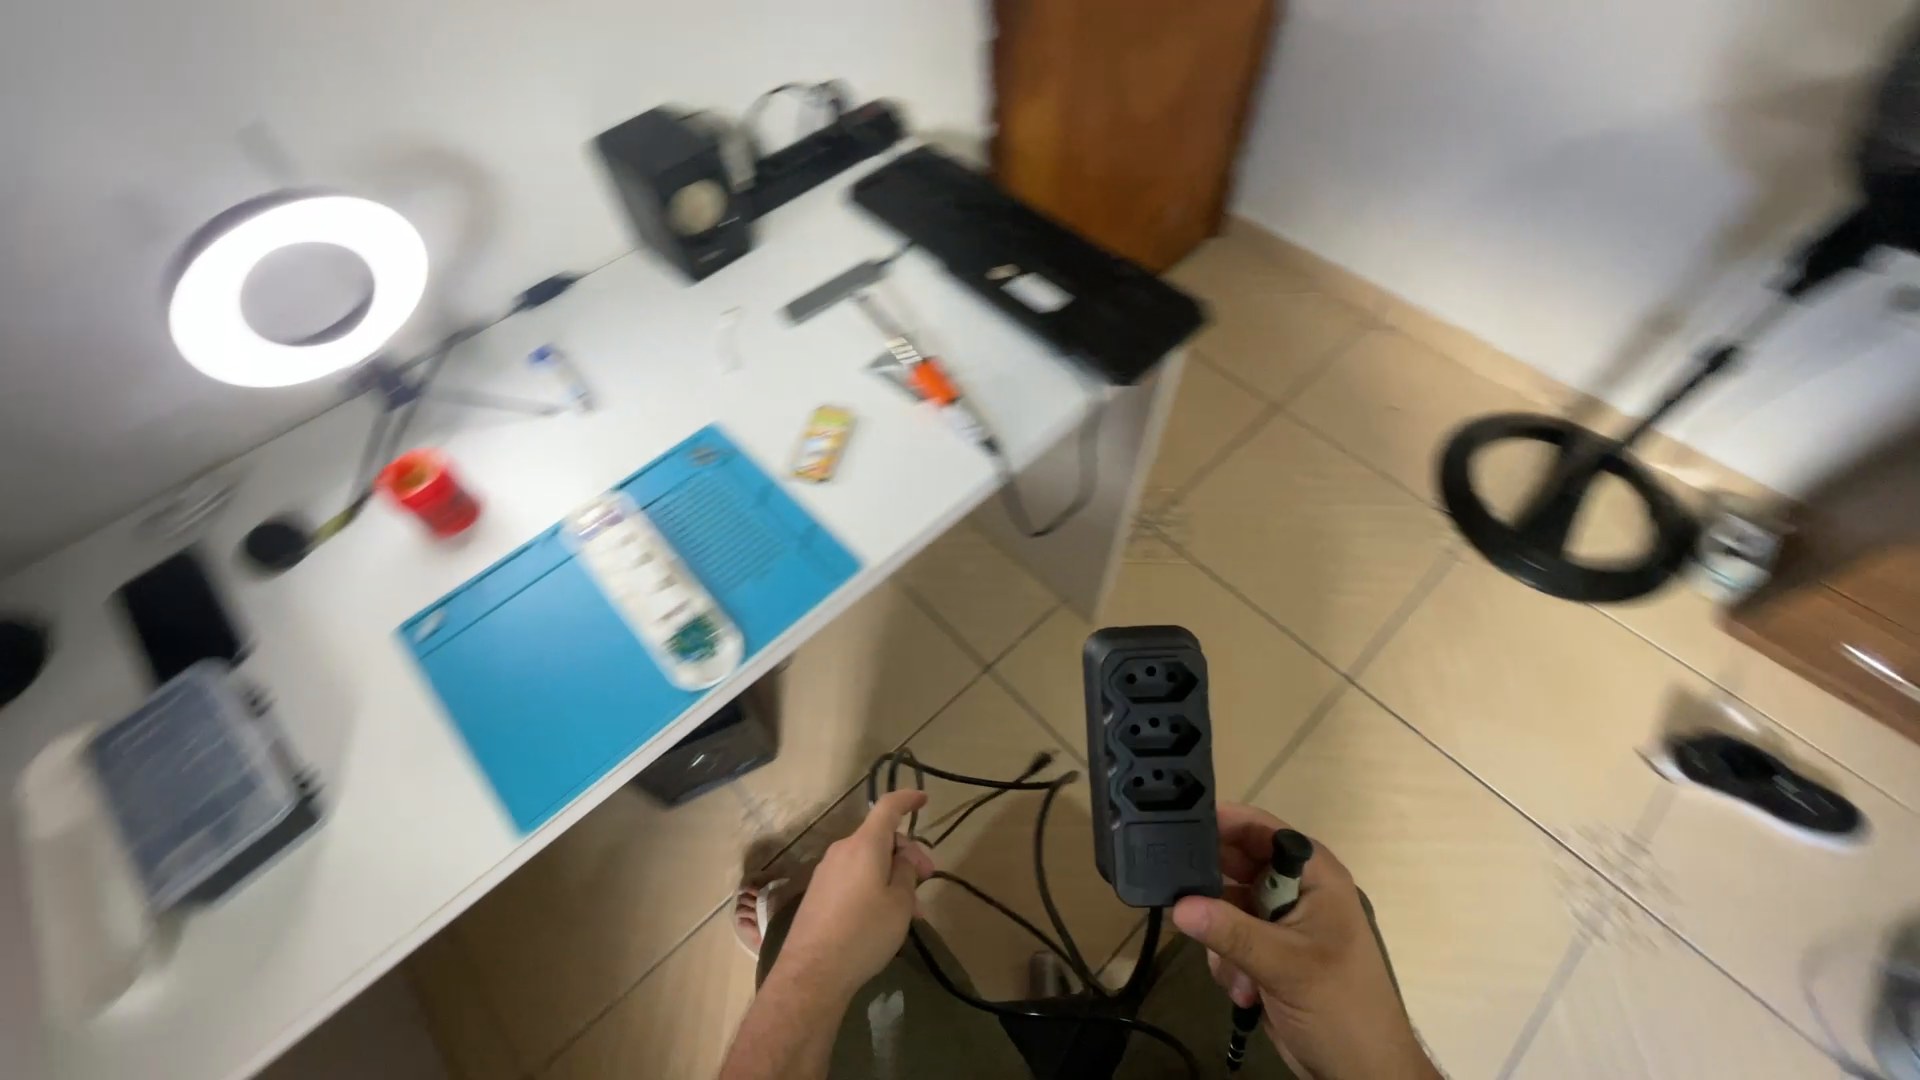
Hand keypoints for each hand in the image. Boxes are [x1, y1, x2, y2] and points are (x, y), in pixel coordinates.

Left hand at [771, 790, 934, 1002]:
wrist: (811, 973)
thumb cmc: (864, 932)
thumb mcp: (899, 903)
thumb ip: (906, 872)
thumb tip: (902, 856)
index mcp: (864, 844)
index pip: (888, 807)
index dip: (907, 799)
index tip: (923, 799)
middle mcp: (842, 850)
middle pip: (880, 838)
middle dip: (906, 854)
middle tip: (926, 879)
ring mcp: (826, 872)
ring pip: (867, 861)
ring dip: (891, 875)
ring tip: (910, 911)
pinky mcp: (818, 893)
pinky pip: (852, 877)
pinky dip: (872, 886)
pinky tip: (883, 916)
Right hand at [1171, 803, 1438, 1079]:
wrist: (1363, 1077)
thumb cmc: (1342, 1009)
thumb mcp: (1286, 967)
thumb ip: (1232, 932)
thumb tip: (1179, 906)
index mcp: (1314, 875)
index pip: (1261, 829)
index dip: (1224, 822)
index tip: (1178, 825)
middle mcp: (1295, 889)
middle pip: (1236, 863)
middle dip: (1212, 889)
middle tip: (1181, 899)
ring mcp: (1279, 921)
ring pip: (1225, 904)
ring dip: (1221, 938)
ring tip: (1235, 972)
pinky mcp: (1266, 951)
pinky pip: (1226, 937)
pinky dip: (1226, 962)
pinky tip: (1243, 990)